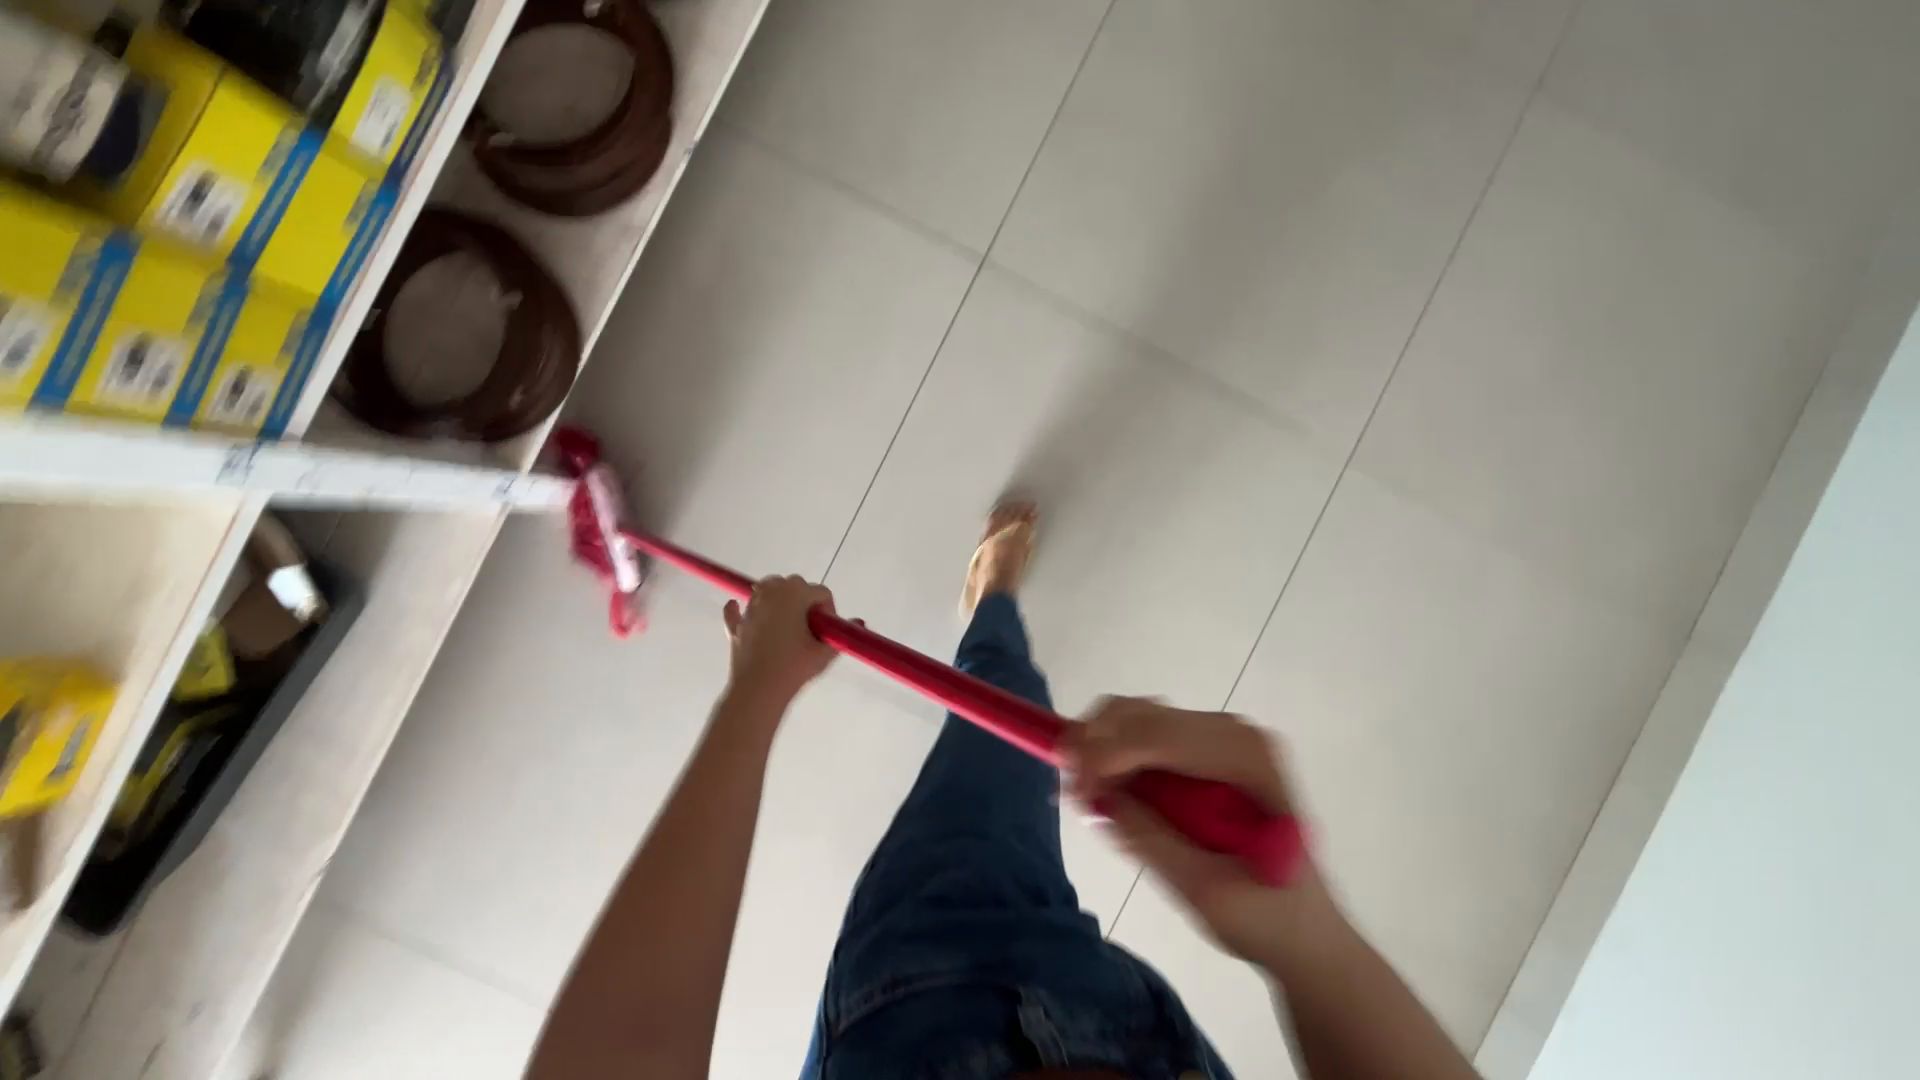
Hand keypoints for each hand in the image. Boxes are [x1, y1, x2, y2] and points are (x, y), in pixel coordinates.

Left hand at [721, 576, 837, 703]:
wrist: (759, 689)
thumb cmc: (795, 666)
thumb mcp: (825, 652)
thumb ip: (841, 634)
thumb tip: (860, 623)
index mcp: (794, 594)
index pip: (820, 591)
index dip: (828, 609)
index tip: (826, 629)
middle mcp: (771, 594)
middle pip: (793, 583)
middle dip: (804, 599)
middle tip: (809, 626)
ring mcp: (750, 608)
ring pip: (765, 589)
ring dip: (777, 598)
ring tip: (786, 621)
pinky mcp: (737, 625)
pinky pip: (737, 610)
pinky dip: (740, 609)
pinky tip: (738, 608)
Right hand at [1064, 697, 1347, 968]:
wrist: (1308, 935)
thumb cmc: (1266, 919)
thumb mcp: (1204, 889)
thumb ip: (1149, 839)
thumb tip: (1096, 800)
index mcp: (1248, 761)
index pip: (1160, 736)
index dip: (1106, 757)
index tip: (1075, 797)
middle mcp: (1236, 735)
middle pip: (1145, 715)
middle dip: (1096, 744)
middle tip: (1070, 792)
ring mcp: (1224, 740)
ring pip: (1141, 718)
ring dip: (1102, 746)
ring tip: (1083, 791)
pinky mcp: (1208, 754)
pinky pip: (1149, 736)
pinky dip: (1117, 755)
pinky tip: (1104, 787)